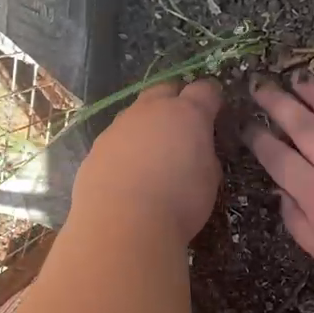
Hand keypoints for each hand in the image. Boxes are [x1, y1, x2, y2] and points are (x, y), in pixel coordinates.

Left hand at [72, 78, 223, 242]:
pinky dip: (127, 148)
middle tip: (184, 127)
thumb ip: (205, 155)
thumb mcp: (210, 179)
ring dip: (149, 124)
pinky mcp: (96, 147)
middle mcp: (151, 111)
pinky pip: (117, 139)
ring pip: (137, 113)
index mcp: (187, 114)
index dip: (213, 99)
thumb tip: (197, 151)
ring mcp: (119, 127)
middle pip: (166, 89)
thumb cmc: (181, 201)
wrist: (123, 222)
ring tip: (155, 154)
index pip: (205, 90)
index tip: (216, 112)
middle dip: (177, 100)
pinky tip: (130, 174)